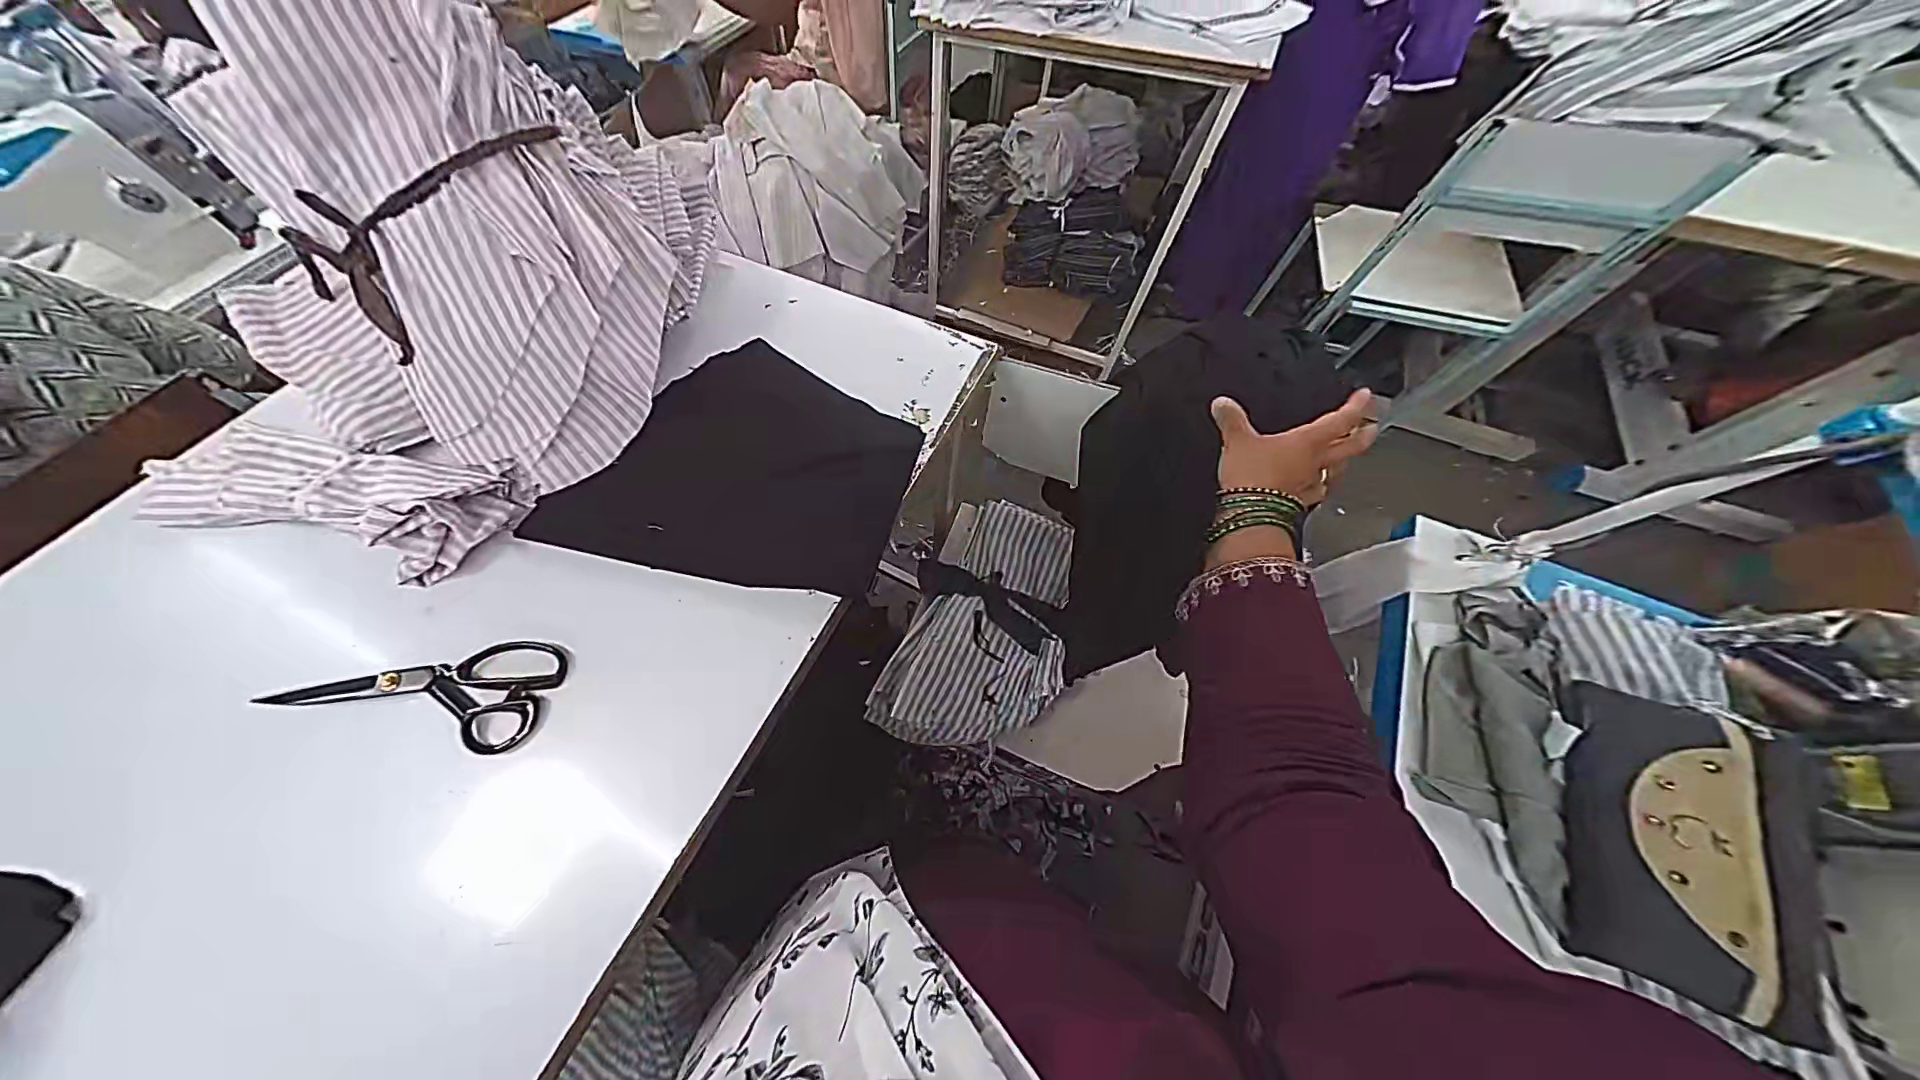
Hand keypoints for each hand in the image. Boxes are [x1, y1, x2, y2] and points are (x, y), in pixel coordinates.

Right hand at [1211, 389, 1377, 504]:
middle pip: (1353, 446)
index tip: (1365, 396)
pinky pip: (1320, 490)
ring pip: (1339, 469)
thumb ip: (1232, 420)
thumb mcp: (1237, 441)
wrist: (1251, 514)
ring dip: (1347, 460)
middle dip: (1365, 434)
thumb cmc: (1252, 476)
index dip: (1357, 406)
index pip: (1342, 420)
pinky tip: (1318, 485)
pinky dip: (1322, 484)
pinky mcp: (1301, 502)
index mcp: (1308, 441)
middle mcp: (1317, 462)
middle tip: (1372, 426)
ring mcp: (1312, 484)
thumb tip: (1222, 404)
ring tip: (1347, 455)